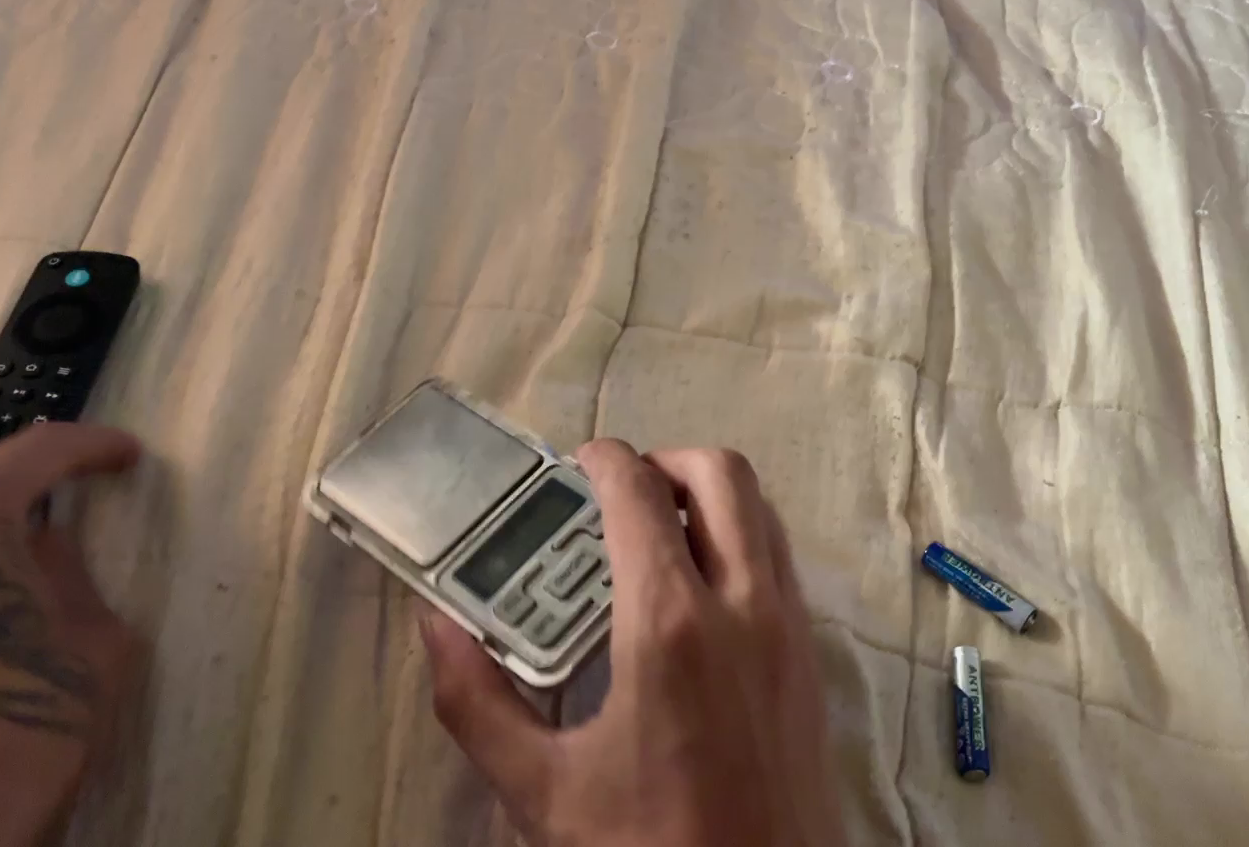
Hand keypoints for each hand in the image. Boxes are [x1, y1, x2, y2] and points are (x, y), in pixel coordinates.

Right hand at [421, 441, 845, 846]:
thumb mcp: (542, 791)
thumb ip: (475, 701)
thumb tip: (435, 625)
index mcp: (670, 622)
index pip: (640, 492)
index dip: (606, 458)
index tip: (579, 464)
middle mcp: (743, 601)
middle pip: (723, 472)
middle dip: (668, 460)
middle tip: (623, 494)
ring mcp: (790, 622)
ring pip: (761, 507)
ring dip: (711, 495)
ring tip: (661, 528)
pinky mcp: (813, 651)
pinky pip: (781, 554)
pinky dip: (743, 535)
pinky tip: (702, 586)